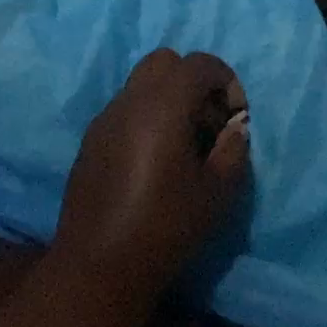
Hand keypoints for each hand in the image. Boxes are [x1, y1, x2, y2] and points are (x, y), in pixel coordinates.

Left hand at [54, 50, 250, 291]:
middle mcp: (131, 99)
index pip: (199, 63)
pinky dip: (145, 116)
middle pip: (165, 61)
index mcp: (164, 104)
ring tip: (181, 142)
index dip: (226, 80)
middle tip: (207, 120)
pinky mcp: (90, 139)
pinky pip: (124, 108)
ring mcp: (105, 117)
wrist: (99, 265)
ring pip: (141, 83)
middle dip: (193, 80)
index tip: (236, 115)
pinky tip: (152, 159)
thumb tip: (235, 127)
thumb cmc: (165, 226)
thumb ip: (233, 149)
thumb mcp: (217, 192)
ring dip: (167, 97)